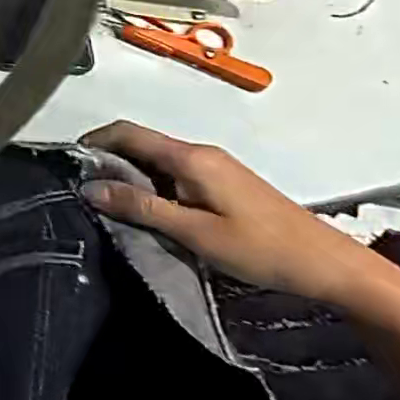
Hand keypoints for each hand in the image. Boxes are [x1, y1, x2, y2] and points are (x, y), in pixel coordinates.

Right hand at [79, 121, 399, 309]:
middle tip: (85, 189)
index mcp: (190, 157)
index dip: (95, 141)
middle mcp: (199, 152)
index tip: (70, 161)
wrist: (330, 265)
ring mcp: (213, 166)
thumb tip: (91, 187)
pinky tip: (148, 210)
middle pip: (141, 144)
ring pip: (157, 159)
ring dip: (130, 174)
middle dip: (109, 159)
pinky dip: (152, 184)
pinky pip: (174, 173)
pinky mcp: (223, 181)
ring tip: (109, 203)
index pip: (129, 133)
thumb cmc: (261, 249)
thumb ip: (142, 207)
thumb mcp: (195, 232)